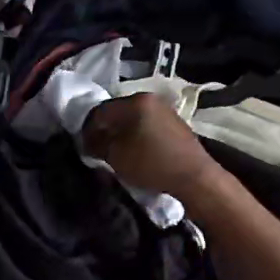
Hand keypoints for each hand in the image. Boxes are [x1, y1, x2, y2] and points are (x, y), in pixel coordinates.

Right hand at [82, 93, 218, 196]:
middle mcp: (151, 100)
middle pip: (117, 113)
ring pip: (133, 120)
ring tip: (116, 153)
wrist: (195, 178)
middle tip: (97, 149)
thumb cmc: (150, 163)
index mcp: (135, 101)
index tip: (83, 146)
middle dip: (105, 131)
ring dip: (121, 135)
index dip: (88, 129)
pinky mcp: (176, 126)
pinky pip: (147, 127)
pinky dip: (136, 137)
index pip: (100, 111)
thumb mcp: (115, 156)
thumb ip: (97, 144)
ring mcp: (166, 112)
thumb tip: (90, 141)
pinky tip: (135, 153)